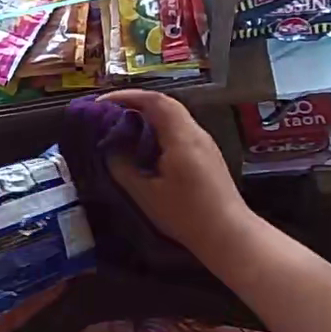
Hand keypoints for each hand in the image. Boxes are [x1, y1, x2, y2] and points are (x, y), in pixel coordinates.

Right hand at [101, 90, 255, 254]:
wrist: (229, 234)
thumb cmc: (186, 215)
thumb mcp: (146, 194)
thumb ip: (123, 167)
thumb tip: (110, 148)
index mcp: (181, 136)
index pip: (154, 101)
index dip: (126, 96)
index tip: (101, 103)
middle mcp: (196, 132)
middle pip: (165, 104)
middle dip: (135, 103)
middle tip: (109, 113)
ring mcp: (205, 143)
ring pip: (174, 117)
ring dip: (147, 116)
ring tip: (123, 126)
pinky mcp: (207, 155)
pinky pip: (180, 130)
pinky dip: (159, 129)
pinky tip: (146, 145)